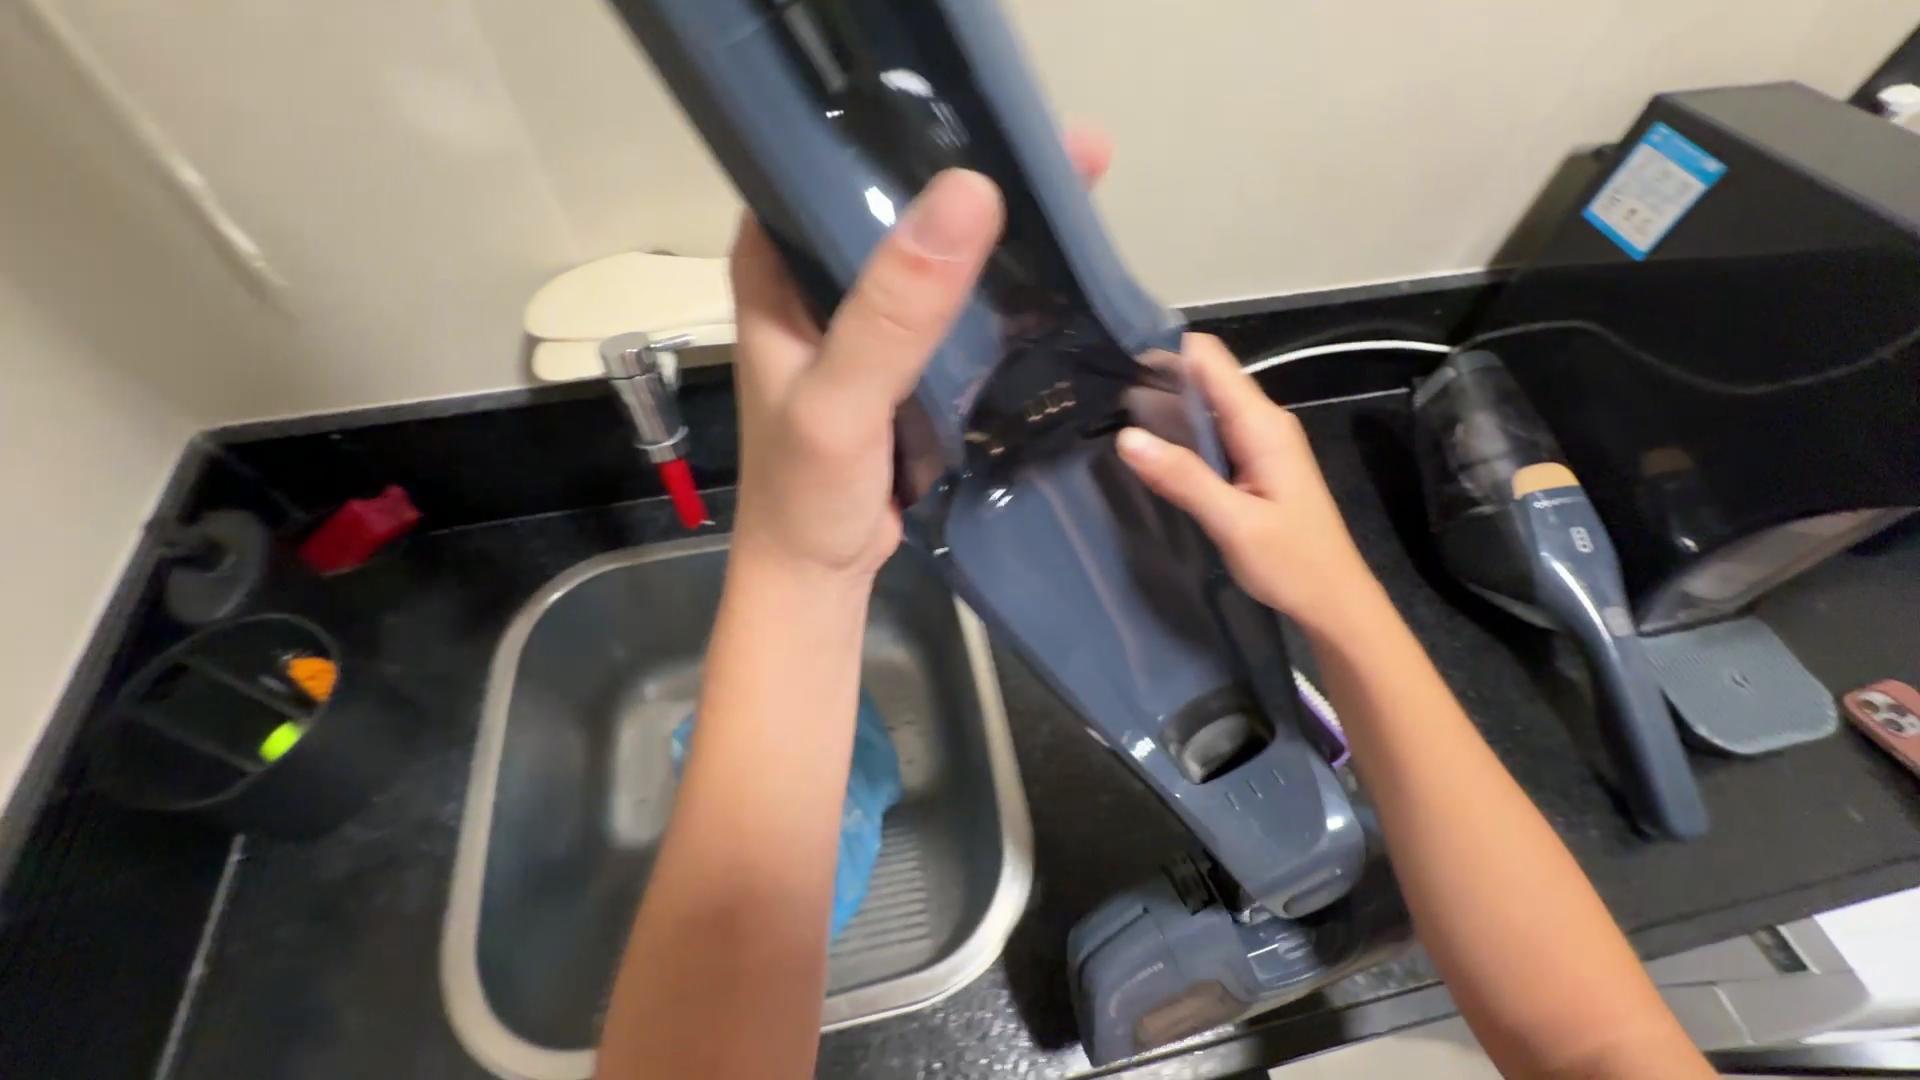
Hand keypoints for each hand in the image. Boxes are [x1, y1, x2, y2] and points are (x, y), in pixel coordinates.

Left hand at [727, 129, 1114, 583]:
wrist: (819, 571)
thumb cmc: (806, 494)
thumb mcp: (840, 403)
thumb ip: (892, 314)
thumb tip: (970, 195)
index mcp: (777, 265)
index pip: (835, 166)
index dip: (910, 134)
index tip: (991, 115)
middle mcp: (818, 279)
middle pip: (898, 204)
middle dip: (974, 179)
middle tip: (1062, 153)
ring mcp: (864, 320)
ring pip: (933, 256)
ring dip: (994, 234)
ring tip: (1073, 196)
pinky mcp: (901, 360)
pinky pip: (953, 309)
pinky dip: (995, 294)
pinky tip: (1047, 274)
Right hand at [1115, 335, 1379, 630]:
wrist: (1333, 600)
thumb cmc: (1293, 563)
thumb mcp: (1234, 523)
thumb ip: (1182, 478)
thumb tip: (1126, 437)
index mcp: (1261, 425)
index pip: (1209, 360)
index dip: (1164, 351)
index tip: (1115, 362)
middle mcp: (1260, 423)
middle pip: (1202, 378)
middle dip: (1154, 380)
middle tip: (1100, 397)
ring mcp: (1255, 443)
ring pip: (1201, 408)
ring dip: (1161, 410)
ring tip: (1108, 417)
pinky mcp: (1249, 464)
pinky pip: (1206, 436)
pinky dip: (1175, 437)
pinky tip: (1145, 451)